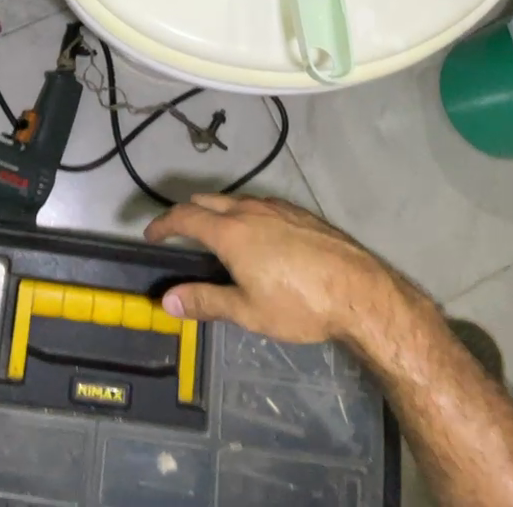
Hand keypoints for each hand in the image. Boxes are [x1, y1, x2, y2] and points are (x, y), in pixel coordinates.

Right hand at [144, 193, 432, 345]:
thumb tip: (167, 300)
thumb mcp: (247, 311)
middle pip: (207, 200)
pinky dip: (244, 214)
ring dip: (217, 211)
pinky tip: (258, 236)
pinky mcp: (300, 213)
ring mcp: (277, 208)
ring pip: (235, 200)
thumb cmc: (300, 305)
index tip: (150, 234)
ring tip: (216, 235)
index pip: (184, 217)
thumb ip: (205, 301)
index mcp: (230, 232)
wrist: (362, 292)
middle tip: (178, 234)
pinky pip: (260, 205)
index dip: (163, 224)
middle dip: (187, 213)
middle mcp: (250, 211)